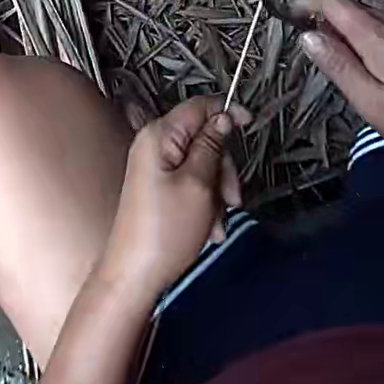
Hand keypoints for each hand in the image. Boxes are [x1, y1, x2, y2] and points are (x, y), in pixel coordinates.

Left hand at [100, 96, 245, 299]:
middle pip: (204, 137)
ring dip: (217, 190)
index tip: (250, 124)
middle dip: (223, 167)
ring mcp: (155, 166)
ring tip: (217, 222)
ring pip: (202, 163)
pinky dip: (206, 202)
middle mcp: (154, 144)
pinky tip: (209, 228)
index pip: (198, 106)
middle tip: (231, 198)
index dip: (226, 111)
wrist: (134, 277)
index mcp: (159, 135)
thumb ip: (211, 146)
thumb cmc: (165, 231)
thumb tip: (222, 118)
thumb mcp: (198, 184)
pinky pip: (192, 182)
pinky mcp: (158, 187)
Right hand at [292, 0, 383, 166]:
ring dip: (348, 25)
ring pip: (368, 12)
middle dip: (327, 18)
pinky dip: (369, 30)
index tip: (291, 12)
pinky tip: (373, 60)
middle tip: (317, 48)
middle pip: (351, 5)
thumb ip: (339, 66)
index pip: (335, 2)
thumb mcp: (371, 104)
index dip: (308, 1)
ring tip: (346, 60)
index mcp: (380, 39)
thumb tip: (308, 37)